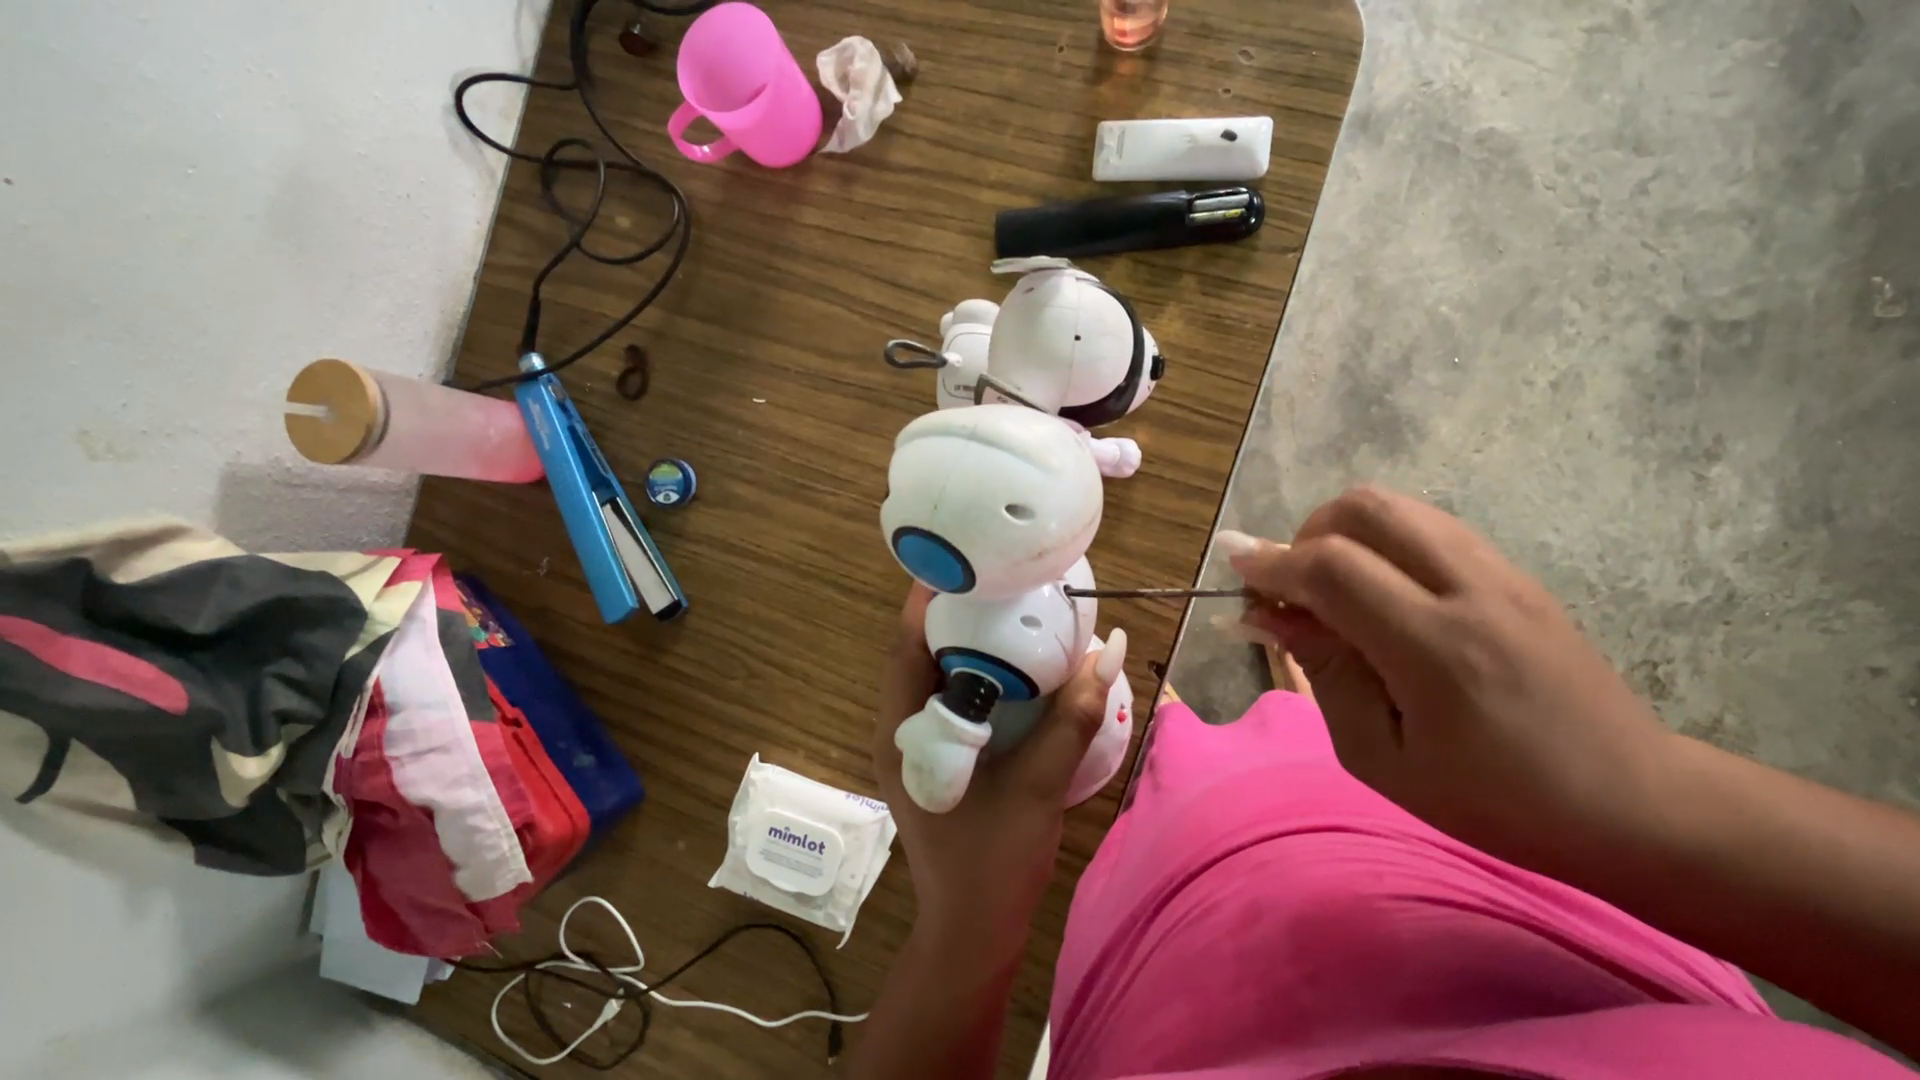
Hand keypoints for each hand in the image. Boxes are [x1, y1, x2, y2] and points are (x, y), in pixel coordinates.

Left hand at [874, 585, 1126, 959]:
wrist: (975, 931)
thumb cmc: (994, 862)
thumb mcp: (1038, 785)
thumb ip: (1073, 717)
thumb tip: (1109, 648)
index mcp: (904, 731)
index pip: (906, 644)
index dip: (934, 598)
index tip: (974, 562)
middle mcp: (900, 730)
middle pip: (922, 653)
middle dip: (961, 615)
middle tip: (1008, 582)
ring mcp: (917, 747)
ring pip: (938, 677)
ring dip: (973, 646)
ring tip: (1017, 613)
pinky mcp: (938, 761)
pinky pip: (954, 703)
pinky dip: (982, 679)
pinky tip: (1020, 670)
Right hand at [1221, 487, 1673, 874]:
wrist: (1632, 802)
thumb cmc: (1494, 801)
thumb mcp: (1381, 757)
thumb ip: (1322, 672)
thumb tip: (1268, 615)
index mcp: (1436, 648)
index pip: (1331, 568)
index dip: (1271, 563)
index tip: (1236, 573)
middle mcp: (1471, 590)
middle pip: (1365, 508)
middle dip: (1307, 534)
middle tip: (1295, 589)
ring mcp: (1502, 573)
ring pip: (1399, 508)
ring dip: (1346, 534)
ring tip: (1334, 593)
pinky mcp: (1517, 574)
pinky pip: (1430, 528)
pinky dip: (1384, 543)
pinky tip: (1382, 597)